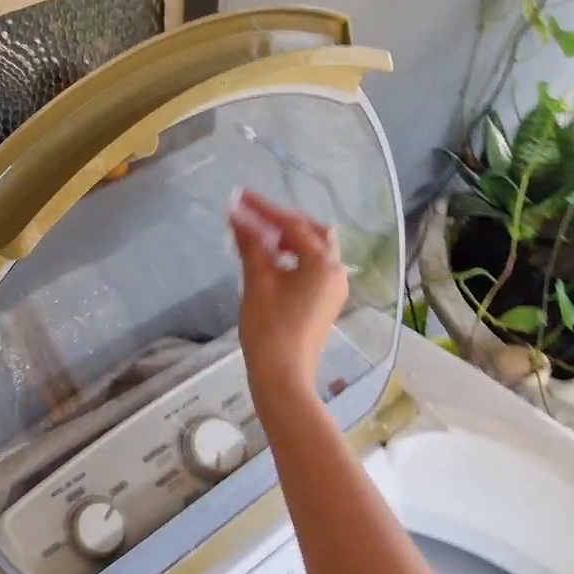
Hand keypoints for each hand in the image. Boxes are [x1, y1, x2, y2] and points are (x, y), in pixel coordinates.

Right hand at [229, 190, 349, 399]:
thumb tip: (237, 216)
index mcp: (323, 264)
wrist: (282, 377)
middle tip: (254, 216)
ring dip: (287, 239)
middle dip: (283, 221)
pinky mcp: (324, 302)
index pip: (293, 225)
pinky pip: (311, 268)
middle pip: (313, 232)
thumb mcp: (257, 282)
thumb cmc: (270, 328)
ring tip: (257, 237)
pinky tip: (268, 261)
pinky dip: (292, 257)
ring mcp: (332, 289)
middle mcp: (335, 272)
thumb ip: (250, 244)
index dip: (264, 209)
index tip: (240, 197)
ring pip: (313, 251)